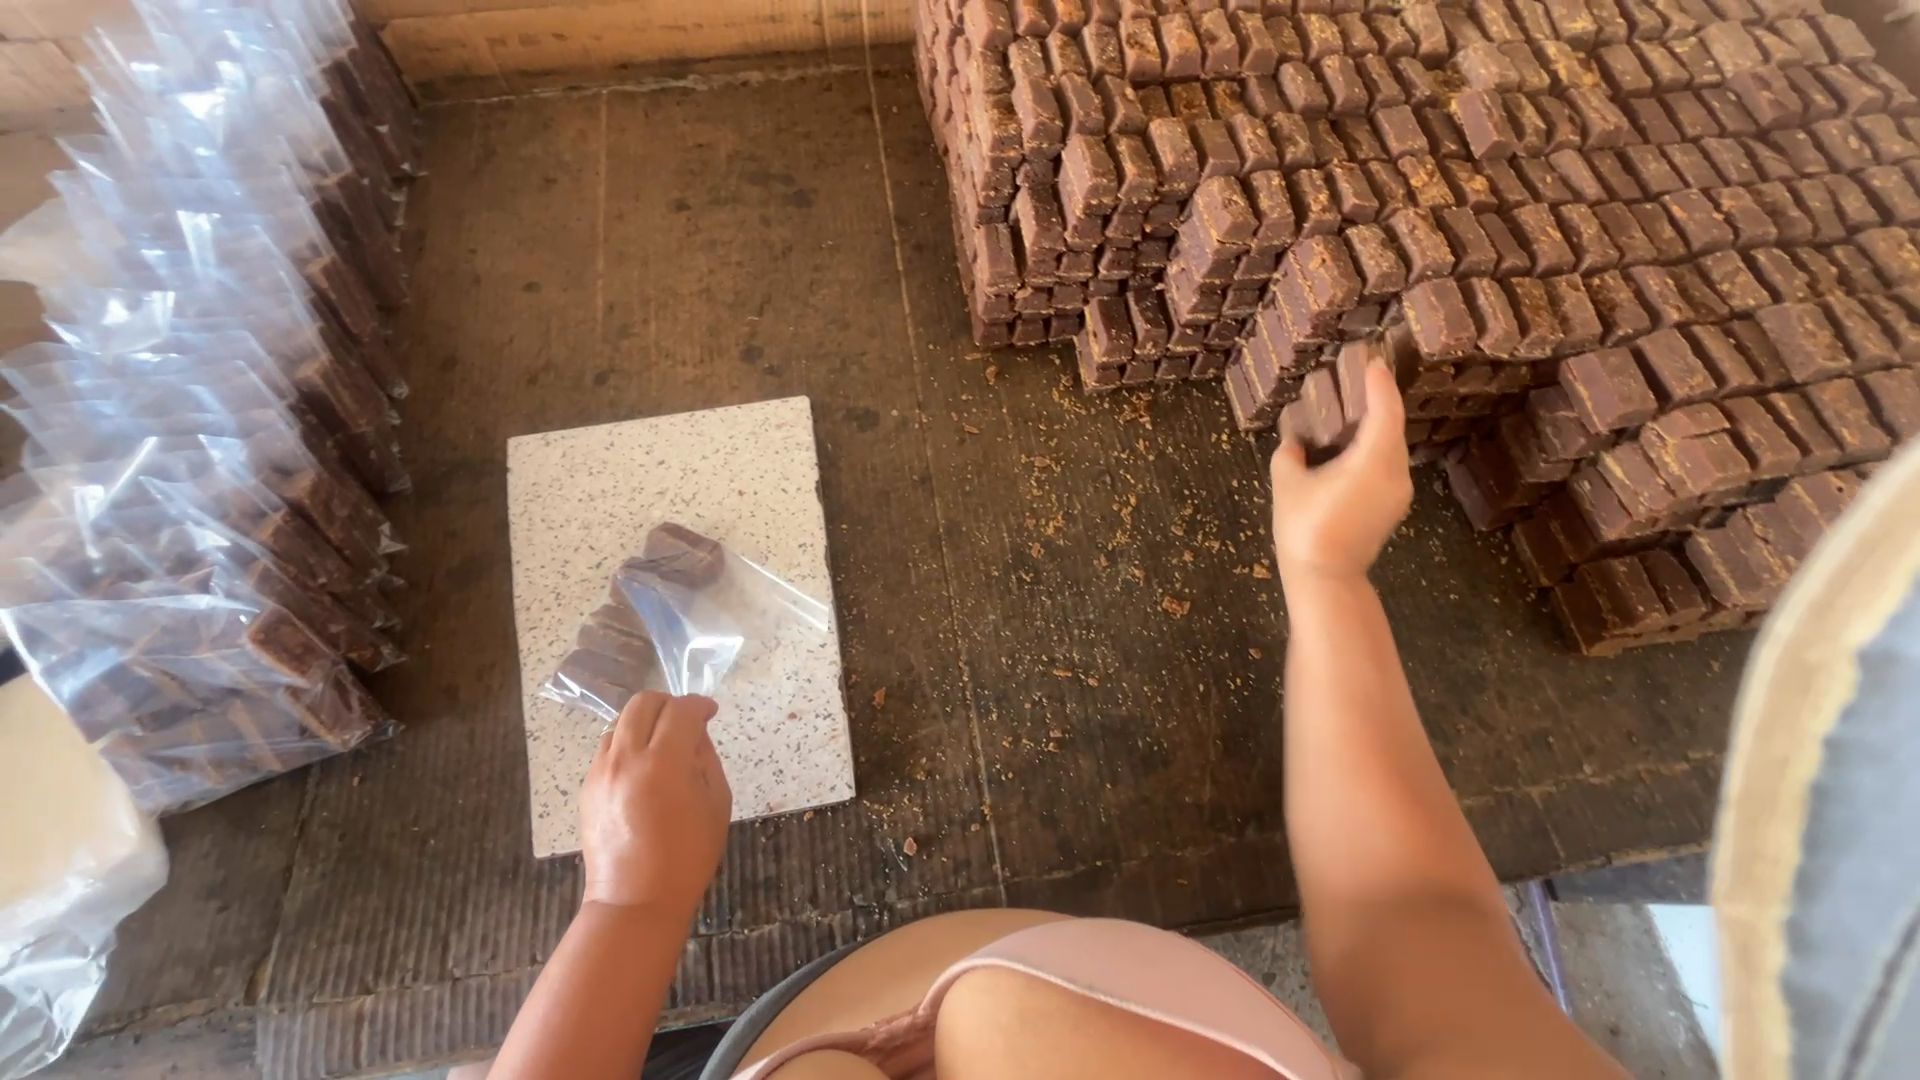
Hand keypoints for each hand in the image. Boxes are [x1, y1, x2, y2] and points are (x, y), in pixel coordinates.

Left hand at [580, 692, 731, 917]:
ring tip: (663, 746)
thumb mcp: (716, 802)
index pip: (681, 711)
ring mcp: (600, 773)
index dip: (700, 705)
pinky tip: (644, 770)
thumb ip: (706, 758)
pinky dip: (628, 745)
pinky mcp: (587, 788)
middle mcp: (626, 760)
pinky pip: (608, 749)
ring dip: (645, 724)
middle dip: (669, 704)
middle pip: (643, 703)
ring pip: (620, 723)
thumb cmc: (688, 856)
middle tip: (686, 722)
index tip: (711, 712)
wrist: (636, 901)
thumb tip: (695, 733)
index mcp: (663, 764)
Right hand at [1271, 359, 1413, 583]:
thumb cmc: (1305, 526)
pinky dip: (1372, 450)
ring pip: (1391, 448)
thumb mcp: (1287, 484)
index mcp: (1373, 461)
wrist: (1325, 577)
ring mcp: (1398, 492)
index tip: (1371, 362)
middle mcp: (1395, 472)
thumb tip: (1294, 441)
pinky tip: (1351, 449)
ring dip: (1374, 428)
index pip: (1384, 411)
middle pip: (1392, 428)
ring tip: (1352, 414)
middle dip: (1378, 403)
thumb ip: (1290, 455)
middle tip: (1358, 382)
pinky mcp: (1391, 507)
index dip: (1379, 385)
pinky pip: (1386, 466)